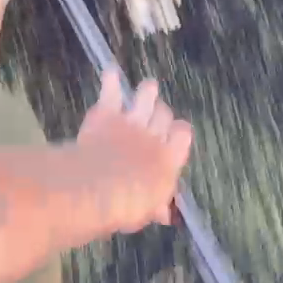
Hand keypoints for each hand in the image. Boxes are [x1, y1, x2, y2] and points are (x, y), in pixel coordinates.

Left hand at [74, 69, 193, 231]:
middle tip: (156, 113)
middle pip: (164, 114)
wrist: (99, 185)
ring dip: (146, 91)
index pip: (183, 135)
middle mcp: (154, 135)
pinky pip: (111, 90)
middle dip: (161, 113)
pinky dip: (110, 79)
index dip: (179, 132)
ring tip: (148, 86)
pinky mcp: (107, 112)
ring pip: (145, 98)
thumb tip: (161, 212)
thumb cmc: (127, 204)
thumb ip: (156, 204)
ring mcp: (131, 121)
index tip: (175, 132)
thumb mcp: (147, 210)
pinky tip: (110, 70)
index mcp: (169, 159)